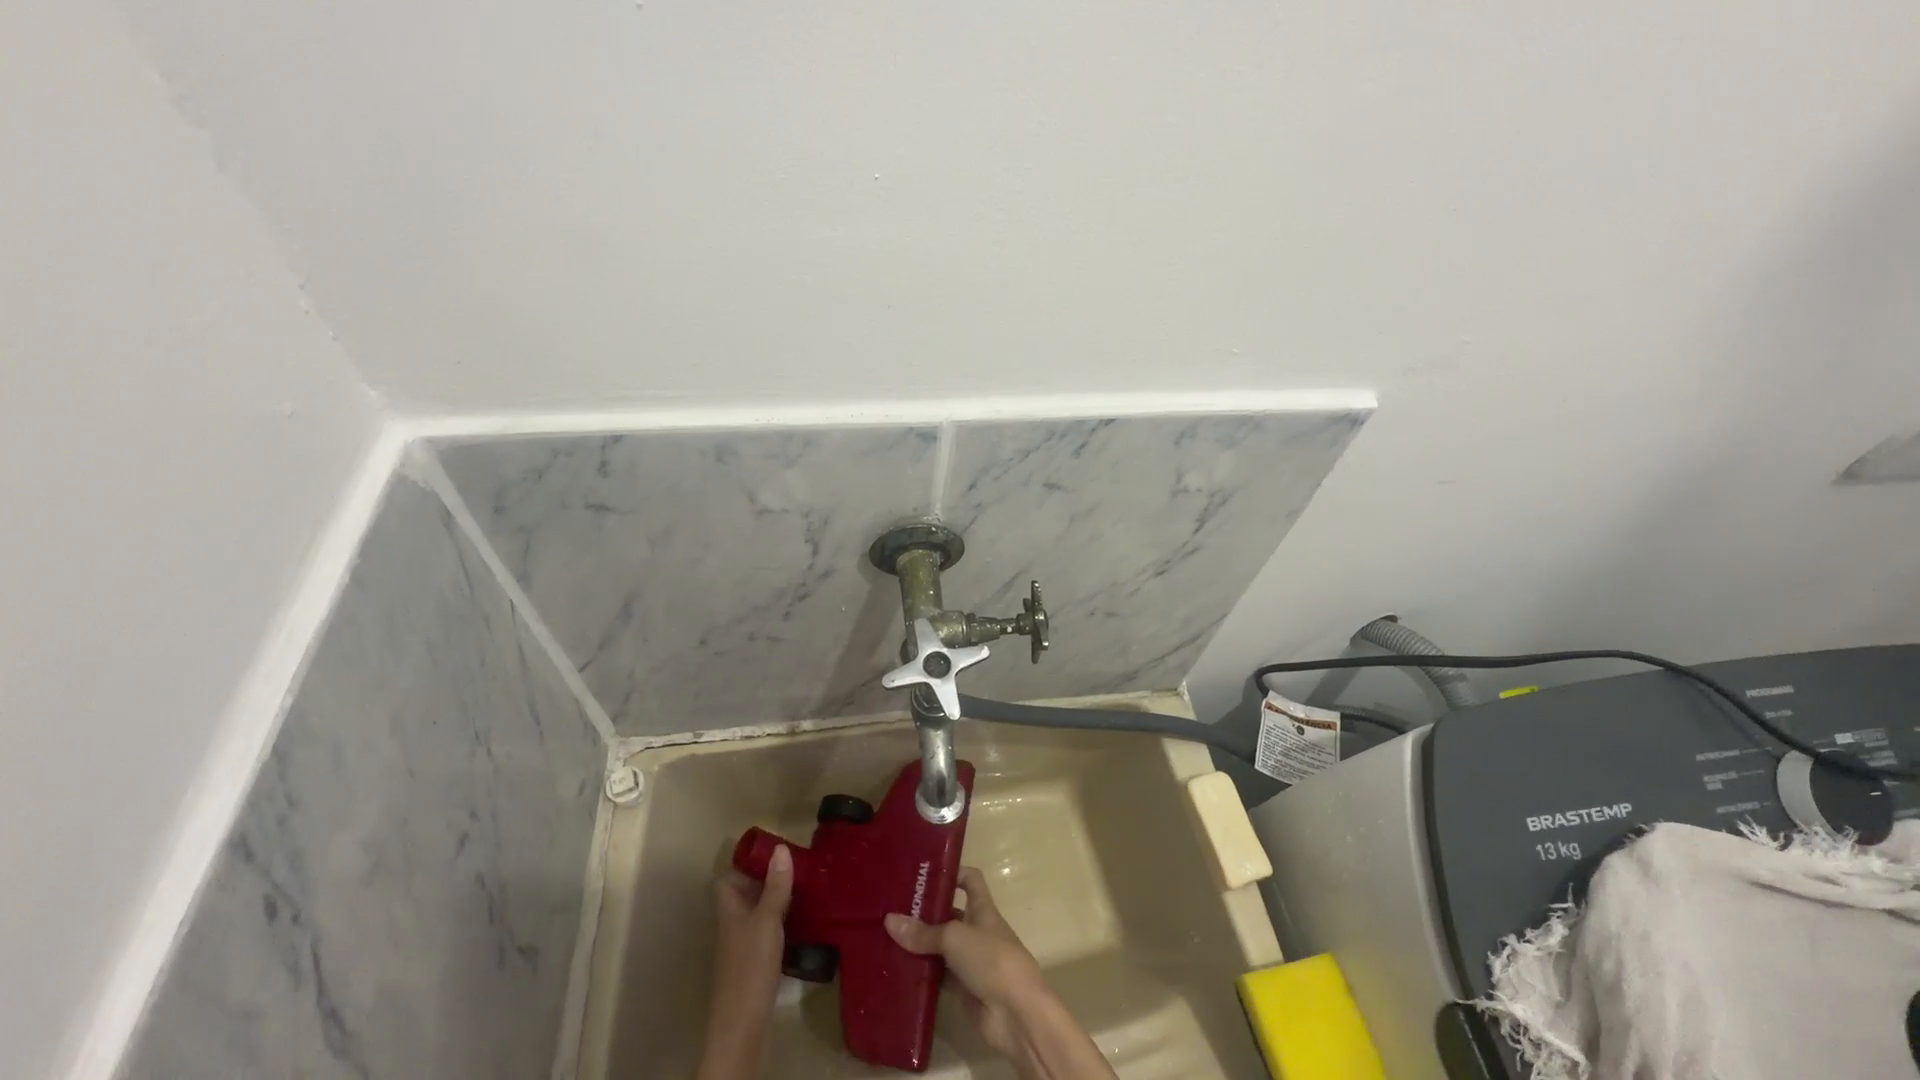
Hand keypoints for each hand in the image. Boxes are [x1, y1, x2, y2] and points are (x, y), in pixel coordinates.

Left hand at [695, 845, 792, 1079]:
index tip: (773, 852)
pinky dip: (782, 924)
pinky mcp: (755, 964)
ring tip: (807, 889)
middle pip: (744, 894)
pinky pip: (767, 932)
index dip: (745, 863)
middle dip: (767, 879)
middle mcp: (733, 924)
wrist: (742, 1023)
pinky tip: (802, 923)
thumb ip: (775, 887)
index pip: (728, 878)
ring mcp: (742, 945)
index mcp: (729, 909)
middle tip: (799, 867)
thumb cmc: (750, 966)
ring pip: (758, 913)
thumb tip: (781, 848)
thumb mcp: (767, 921)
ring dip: (777, 901)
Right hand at [885, 868, 1116, 1079]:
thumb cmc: (992, 960)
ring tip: (884, 938)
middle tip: (889, 908)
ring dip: (918, 945)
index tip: (922, 873)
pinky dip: (921, 974)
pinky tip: (896, 970)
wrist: (1016, 1013)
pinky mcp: (962, 988)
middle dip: (923, 913)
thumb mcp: (955, 937)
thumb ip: (923, 932)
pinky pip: (937, 976)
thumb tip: (889, 920)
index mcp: (983, 910)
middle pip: (948, 915)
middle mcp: (976, 932)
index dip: (952, 872)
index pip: (970, 880)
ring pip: (940, 948)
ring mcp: (970, 962)